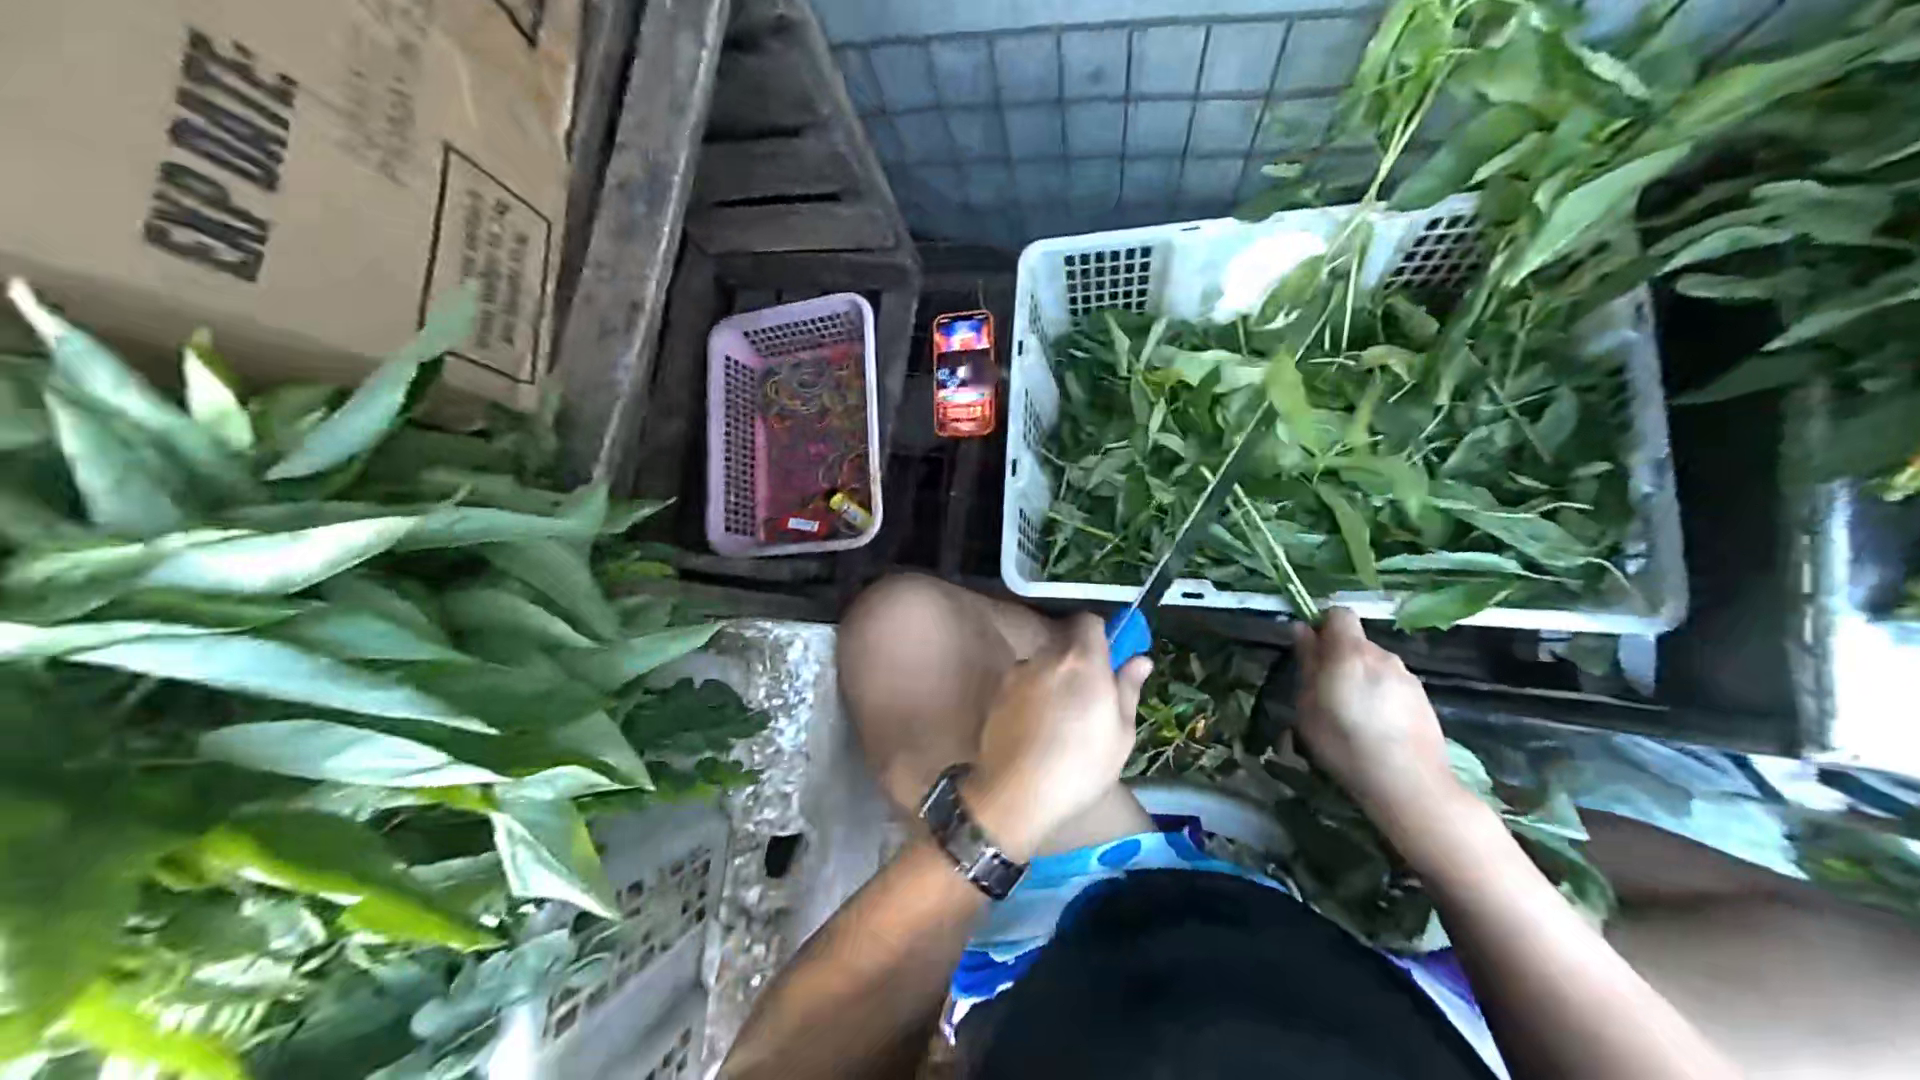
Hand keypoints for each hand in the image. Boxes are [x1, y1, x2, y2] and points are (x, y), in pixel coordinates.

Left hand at [965, 614, 1150, 859]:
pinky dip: (1032, 696)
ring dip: (1053, 680)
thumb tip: (1140, 660)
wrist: (1017, 794)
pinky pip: (1022, 685)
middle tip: (1090, 698)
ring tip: (1061, 720)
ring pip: (1042, 665)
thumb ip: (1128, 689)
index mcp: (1082, 661)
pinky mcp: (997, 694)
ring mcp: (1017, 675)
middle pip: (1064, 644)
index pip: (1088, 621)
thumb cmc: (1081, 766)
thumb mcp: (1121, 734)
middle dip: (1078, 662)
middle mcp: (1046, 657)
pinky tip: (1037, 729)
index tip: (1110, 657)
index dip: (1100, 634)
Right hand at [1292, 608, 1465, 828]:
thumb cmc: (1344, 743)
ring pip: (1375, 665)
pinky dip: (1381, 696)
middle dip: (1339, 658)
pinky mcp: (1423, 699)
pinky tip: (1377, 727)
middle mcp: (1382, 656)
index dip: (1323, 626)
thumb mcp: (1308, 705)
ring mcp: (1407, 677)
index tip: (1312, 651)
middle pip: (1356, 642)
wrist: (1409, 784)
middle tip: (1326, 691)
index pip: (1339, 614)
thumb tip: (1302, 630)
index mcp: (1350, 652)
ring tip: (1353, 714)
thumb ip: (1307, 664)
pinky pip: (1392, 685)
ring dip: (1361, 678)